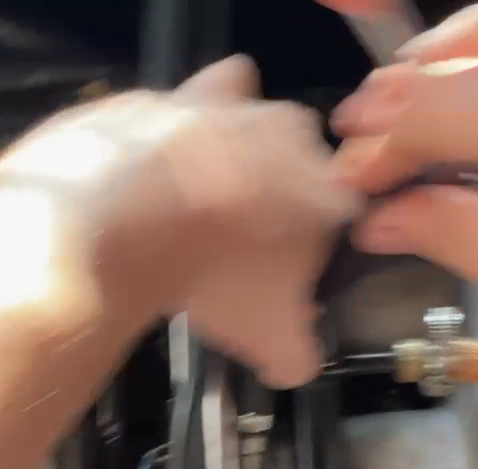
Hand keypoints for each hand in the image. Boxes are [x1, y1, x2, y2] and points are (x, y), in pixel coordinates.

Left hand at [0, 57, 355, 387]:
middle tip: (243, 243)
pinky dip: (181, 137)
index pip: (342, 217)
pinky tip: (163, 173)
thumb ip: (298, 356)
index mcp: (328, 190)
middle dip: (278, 198)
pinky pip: (190, 108)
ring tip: (204, 202)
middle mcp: (292, 134)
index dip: (316, 250)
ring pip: (251, 122)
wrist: (135, 224)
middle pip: (299, 165)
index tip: (287, 274)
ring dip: (236, 156)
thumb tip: (295, 366)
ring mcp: (236, 107)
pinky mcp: (179, 94)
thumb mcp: (272, 341)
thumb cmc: (222, 277)